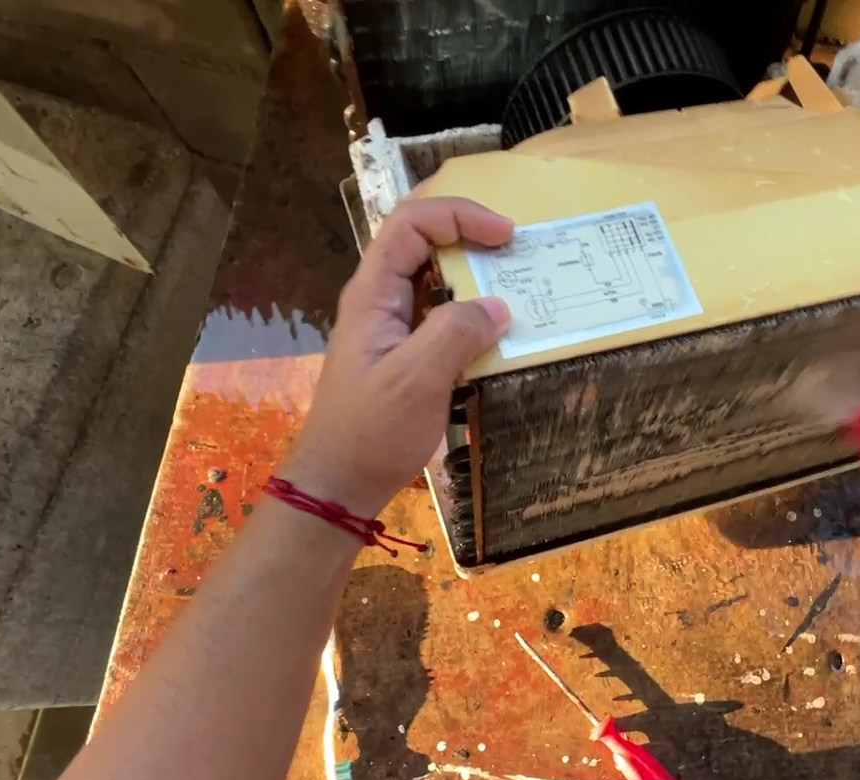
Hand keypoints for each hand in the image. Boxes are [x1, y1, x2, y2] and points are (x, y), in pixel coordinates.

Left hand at [281, 197, 513, 516]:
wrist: (342, 483)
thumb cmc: (372, 433)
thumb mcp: (416, 381)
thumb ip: (455, 334)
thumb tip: (499, 307)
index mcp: (373, 294)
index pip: (411, 224)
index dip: (459, 215)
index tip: (506, 235)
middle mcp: (381, 301)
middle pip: (422, 243)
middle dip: (469, 235)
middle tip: (517, 251)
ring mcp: (393, 329)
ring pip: (435, 282)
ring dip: (474, 276)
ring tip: (517, 285)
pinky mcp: (407, 357)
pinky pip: (442, 319)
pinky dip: (472, 315)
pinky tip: (499, 333)